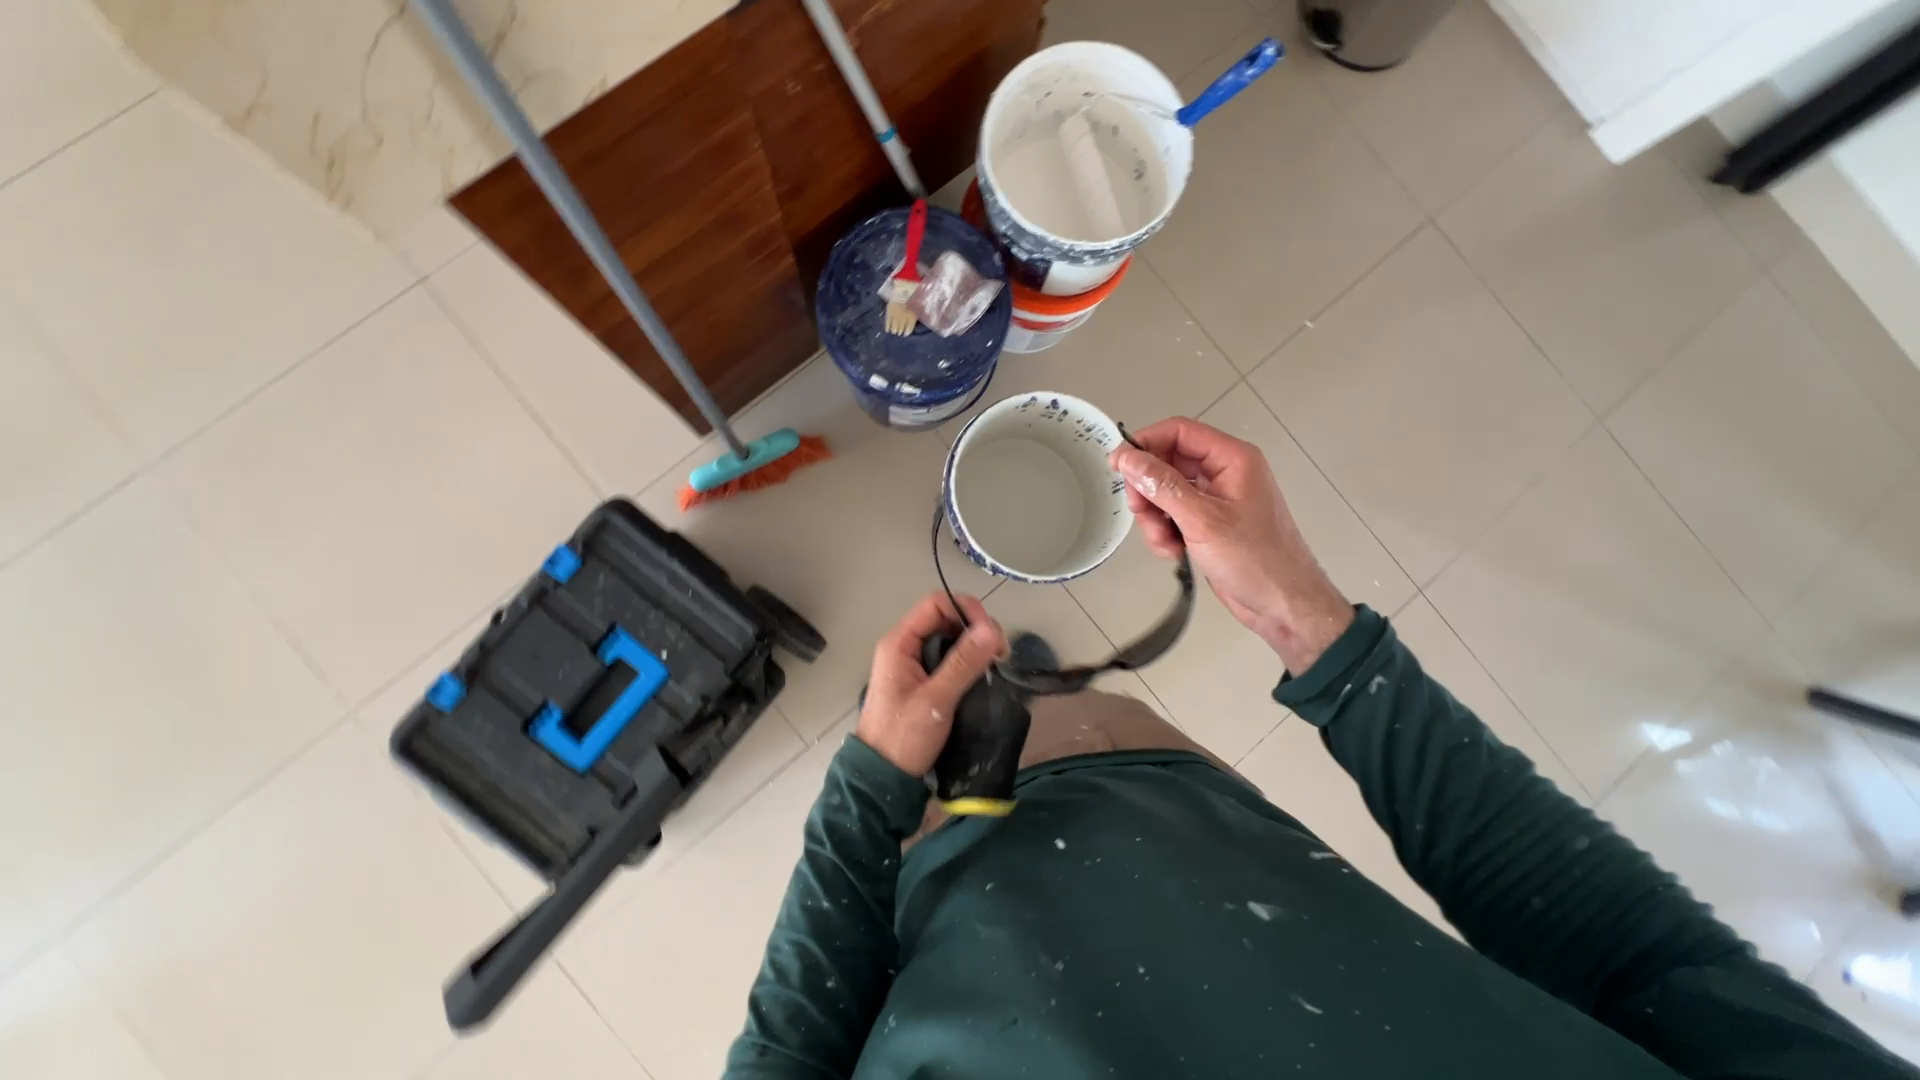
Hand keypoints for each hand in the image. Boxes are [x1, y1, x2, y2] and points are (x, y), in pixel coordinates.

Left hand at [856, 592, 1006, 776]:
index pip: (936, 604)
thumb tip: (993, 628)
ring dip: (974, 647)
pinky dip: (969, 664)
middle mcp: (905, 647)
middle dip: (975, 629)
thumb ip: (963, 663)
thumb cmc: (902, 738)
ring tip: (995, 666)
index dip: (967, 610)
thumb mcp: (935, 700)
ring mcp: (914, 665)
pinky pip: (949, 660)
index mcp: (899, 643)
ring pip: (950, 640)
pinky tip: (983, 678)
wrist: (882, 778)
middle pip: (945, 618)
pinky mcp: (924, 682)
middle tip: (999, 654)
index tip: (992, 635)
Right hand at [1110, 418, 1352, 672]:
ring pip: (1166, 492)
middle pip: (1168, 463)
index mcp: (1232, 459)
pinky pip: (1174, 515)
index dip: (1146, 444)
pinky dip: (1165, 531)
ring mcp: (1216, 499)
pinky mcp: (1209, 523)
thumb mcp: (1202, 519)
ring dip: (1155, 517)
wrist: (1282, 604)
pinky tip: (1173, 551)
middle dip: (1149, 489)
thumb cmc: (1254, 560)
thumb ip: (1162, 486)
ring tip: (1164, 541)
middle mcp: (1224, 473)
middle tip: (1141, 512)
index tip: (1118, 465)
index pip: (1179, 432)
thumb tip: (1128, 458)